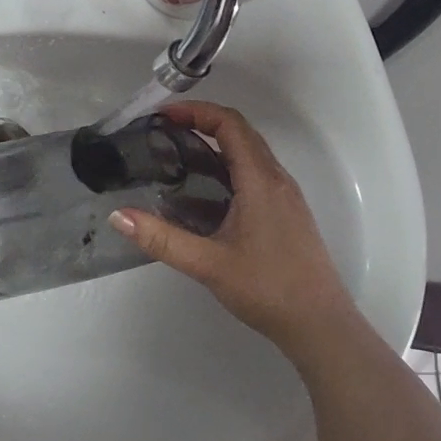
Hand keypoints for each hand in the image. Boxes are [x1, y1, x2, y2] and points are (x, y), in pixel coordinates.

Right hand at [109, 100, 357, 358]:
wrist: (323, 329)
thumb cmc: (269, 290)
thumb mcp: (208, 265)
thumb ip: (161, 239)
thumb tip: (118, 216)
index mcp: (260, 182)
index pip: (230, 125)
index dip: (195, 111)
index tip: (162, 116)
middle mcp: (277, 181)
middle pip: (240, 132)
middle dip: (200, 122)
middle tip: (161, 130)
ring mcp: (285, 198)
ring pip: (249, 153)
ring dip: (213, 144)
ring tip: (175, 155)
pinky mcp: (286, 214)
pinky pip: (254, 174)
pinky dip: (225, 166)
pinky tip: (201, 193)